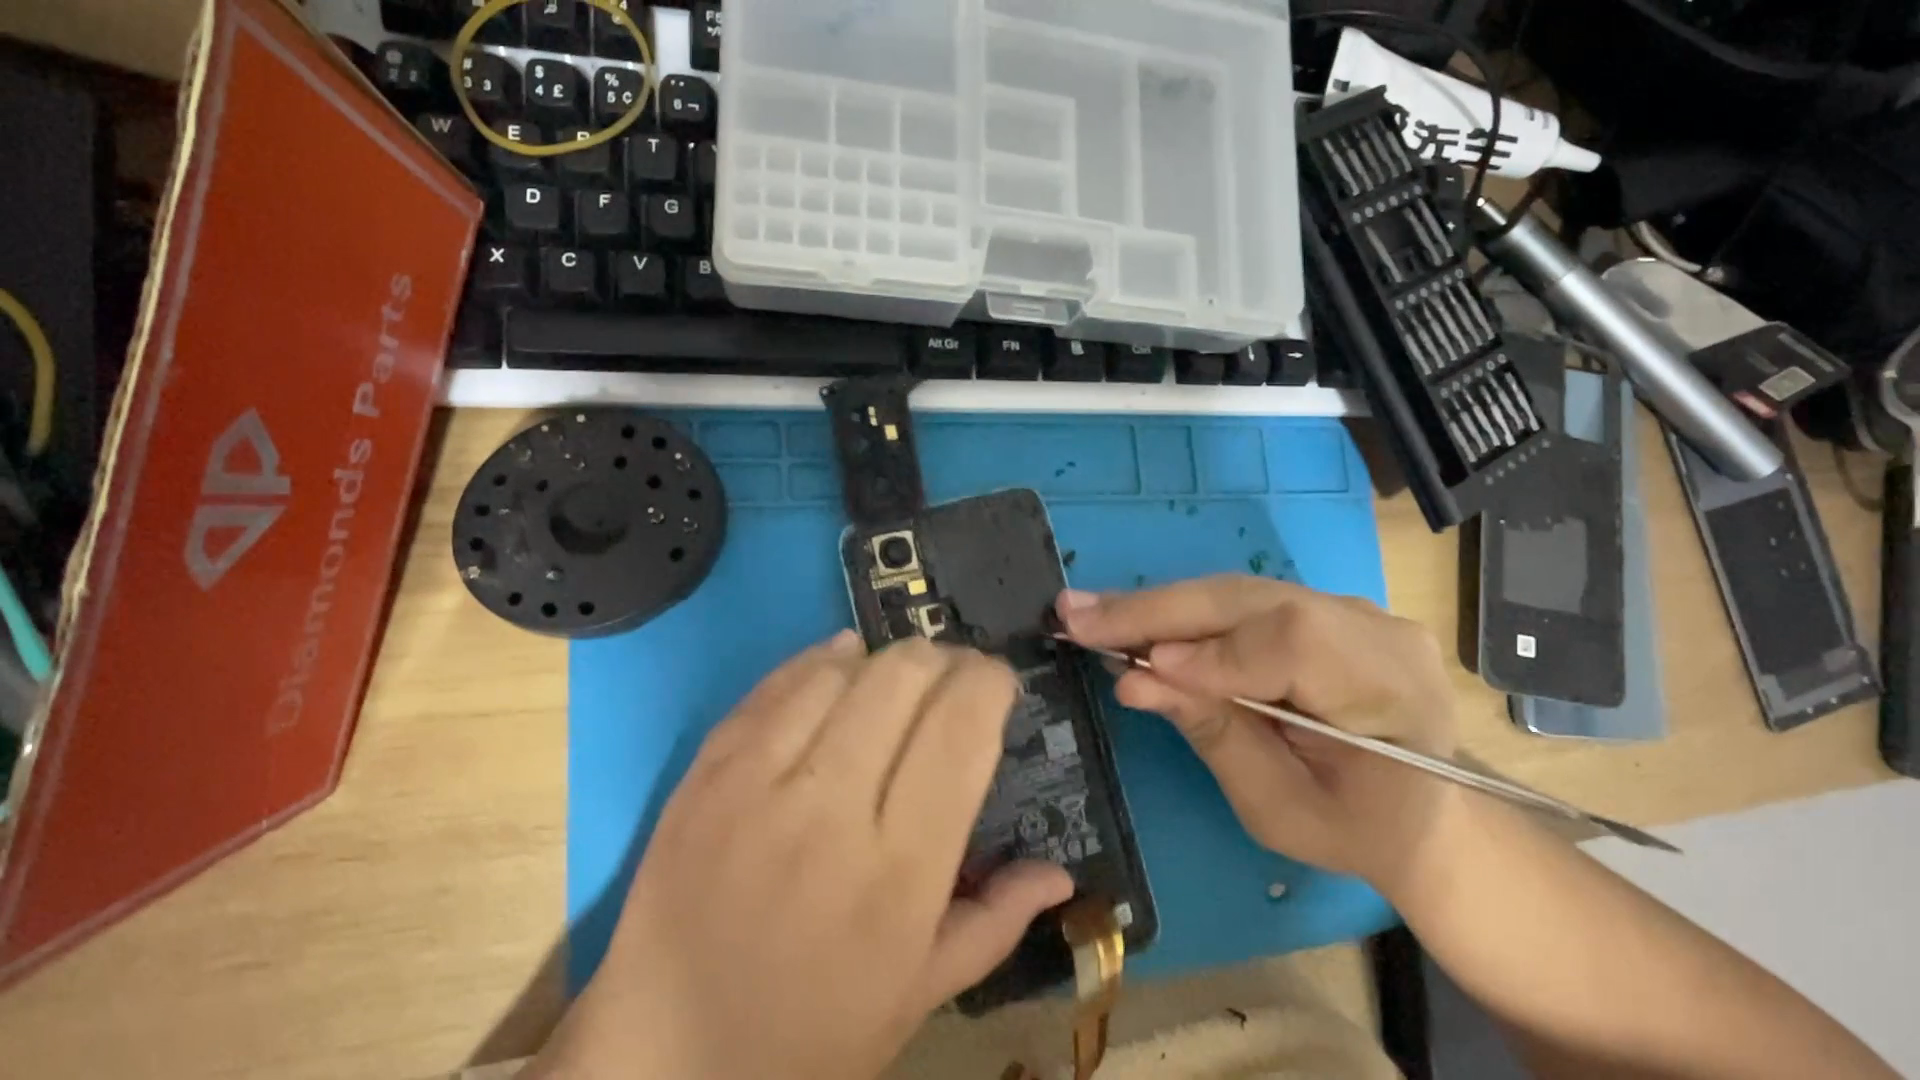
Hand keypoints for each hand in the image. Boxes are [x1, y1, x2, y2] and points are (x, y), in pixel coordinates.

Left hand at [529, 632, 1073, 1079]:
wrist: (669, 1052)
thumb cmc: (810, 1033)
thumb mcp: (918, 994)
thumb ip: (996, 922)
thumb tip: (1061, 873)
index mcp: (899, 869)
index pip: (960, 729)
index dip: (989, 684)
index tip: (998, 685)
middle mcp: (830, 809)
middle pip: (901, 678)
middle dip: (941, 660)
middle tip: (951, 679)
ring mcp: (757, 783)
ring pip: (837, 671)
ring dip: (880, 660)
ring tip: (894, 678)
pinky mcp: (705, 773)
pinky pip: (770, 687)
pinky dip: (815, 663)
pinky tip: (837, 665)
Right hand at [1055, 578, 1457, 892]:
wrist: (1424, 812)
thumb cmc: (1354, 829)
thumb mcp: (1280, 808)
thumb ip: (1216, 736)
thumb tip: (1134, 680)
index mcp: (1391, 692)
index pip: (1296, 644)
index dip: (1213, 651)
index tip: (1136, 665)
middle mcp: (1378, 631)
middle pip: (1257, 600)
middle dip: (1160, 610)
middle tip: (1076, 614)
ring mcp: (1355, 610)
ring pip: (1242, 591)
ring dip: (1161, 605)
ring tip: (1090, 612)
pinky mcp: (1324, 606)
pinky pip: (1245, 599)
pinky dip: (1185, 611)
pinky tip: (1133, 615)